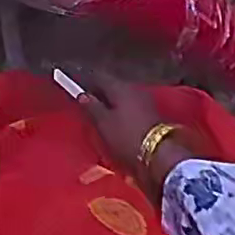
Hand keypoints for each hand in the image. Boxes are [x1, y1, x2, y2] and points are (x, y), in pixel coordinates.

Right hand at [74, 69, 190, 192]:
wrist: (161, 158)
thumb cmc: (127, 137)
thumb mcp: (103, 123)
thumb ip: (91, 106)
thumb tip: (82, 95)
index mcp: (120, 87)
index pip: (98, 76)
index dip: (85, 79)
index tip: (74, 84)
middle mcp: (134, 90)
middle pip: (111, 86)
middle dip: (98, 92)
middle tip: (85, 100)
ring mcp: (145, 102)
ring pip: (121, 98)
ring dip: (110, 103)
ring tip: (98, 113)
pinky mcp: (151, 116)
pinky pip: (129, 108)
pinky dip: (120, 111)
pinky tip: (114, 121)